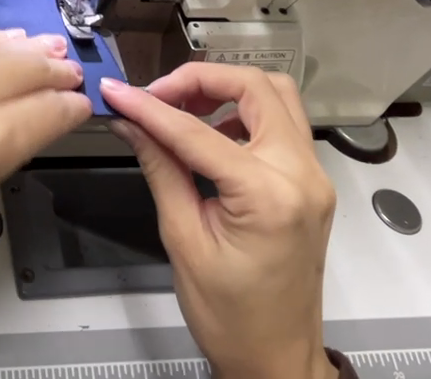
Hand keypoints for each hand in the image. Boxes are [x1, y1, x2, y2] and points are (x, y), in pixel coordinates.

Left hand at [0, 30, 91, 269]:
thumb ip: (6, 145)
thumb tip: (34, 118)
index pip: (49, 112)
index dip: (72, 107)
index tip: (81, 104)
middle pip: (29, 70)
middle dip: (57, 72)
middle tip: (72, 72)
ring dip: (28, 48)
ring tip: (49, 47)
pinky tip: (4, 39)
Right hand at [101, 66, 337, 378]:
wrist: (276, 360)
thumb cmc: (233, 317)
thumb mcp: (182, 238)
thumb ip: (159, 167)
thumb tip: (131, 122)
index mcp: (269, 196)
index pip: (197, 130)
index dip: (149, 107)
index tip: (118, 94)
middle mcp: (302, 176)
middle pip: (255, 86)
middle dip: (199, 79)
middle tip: (156, 94)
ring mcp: (313, 177)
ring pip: (276, 95)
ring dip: (226, 89)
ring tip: (181, 107)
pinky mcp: (309, 182)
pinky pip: (281, 123)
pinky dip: (243, 111)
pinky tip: (209, 131)